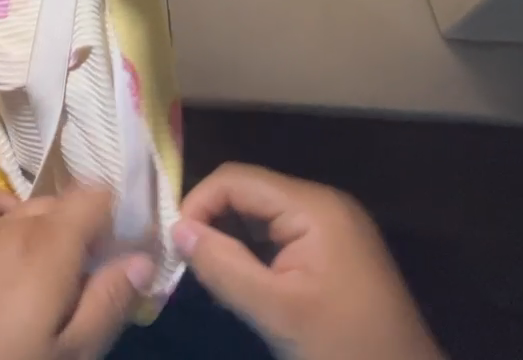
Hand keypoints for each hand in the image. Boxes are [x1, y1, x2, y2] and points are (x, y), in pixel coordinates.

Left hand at [0, 186, 153, 359]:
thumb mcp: (72, 351)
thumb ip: (109, 301)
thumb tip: (143, 259)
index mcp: (51, 241)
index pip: (98, 195)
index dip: (123, 216)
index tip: (135, 250)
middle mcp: (19, 221)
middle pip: (68, 203)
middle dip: (93, 229)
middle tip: (106, 277)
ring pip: (35, 207)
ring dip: (58, 228)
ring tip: (68, 274)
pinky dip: (10, 211)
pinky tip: (17, 243)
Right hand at [175, 163, 441, 359]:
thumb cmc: (347, 350)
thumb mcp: (279, 313)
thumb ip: (225, 267)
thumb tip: (177, 230)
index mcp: (313, 206)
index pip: (236, 180)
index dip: (199, 203)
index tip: (175, 245)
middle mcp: (322, 204)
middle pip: (248, 193)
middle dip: (213, 221)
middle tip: (186, 260)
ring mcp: (331, 227)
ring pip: (260, 215)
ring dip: (231, 238)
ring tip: (207, 271)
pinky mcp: (333, 251)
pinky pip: (279, 235)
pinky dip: (253, 252)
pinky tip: (240, 280)